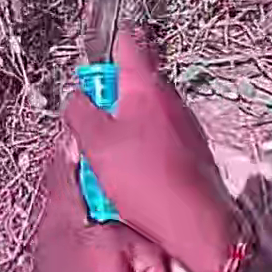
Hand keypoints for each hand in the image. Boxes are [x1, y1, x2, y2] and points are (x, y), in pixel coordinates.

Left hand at [22, 136, 172, 271]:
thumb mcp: (112, 251)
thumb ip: (134, 232)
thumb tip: (157, 251)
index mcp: (61, 206)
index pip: (66, 157)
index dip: (83, 137)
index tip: (109, 122)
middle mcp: (61, 219)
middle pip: (88, 183)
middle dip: (114, 176)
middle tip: (144, 167)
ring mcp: (69, 244)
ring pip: (101, 213)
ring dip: (123, 212)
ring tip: (150, 208)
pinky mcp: (82, 268)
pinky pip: (108, 241)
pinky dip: (126, 240)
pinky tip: (147, 249)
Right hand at [62, 31, 239, 271]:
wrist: (195, 226)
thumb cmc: (149, 182)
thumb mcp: (95, 143)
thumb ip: (78, 112)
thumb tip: (75, 99)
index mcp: (145, 88)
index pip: (126, 45)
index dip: (105, 46)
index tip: (92, 58)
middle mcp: (168, 101)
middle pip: (128, 86)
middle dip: (104, 103)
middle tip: (89, 125)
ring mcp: (181, 126)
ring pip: (138, 116)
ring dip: (117, 131)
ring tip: (105, 160)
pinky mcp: (187, 153)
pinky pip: (152, 142)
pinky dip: (135, 152)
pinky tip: (125, 178)